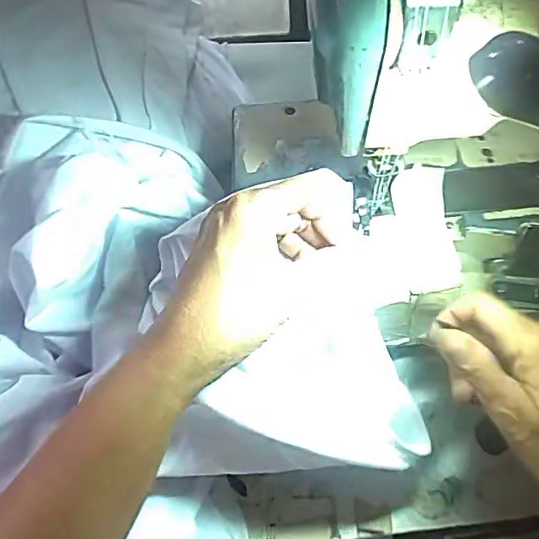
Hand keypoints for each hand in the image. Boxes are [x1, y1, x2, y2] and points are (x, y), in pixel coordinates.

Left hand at [147, 169, 359, 388]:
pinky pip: (260, 234)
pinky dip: (282, 248)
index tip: (348, 246)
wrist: (185, 348)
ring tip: (321, 271)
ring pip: (277, 220)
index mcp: (250, 208)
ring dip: (304, 241)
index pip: (308, 190)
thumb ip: (330, 266)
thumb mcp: (293, 288)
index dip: (335, 218)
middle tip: (339, 259)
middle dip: (321, 229)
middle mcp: (233, 208)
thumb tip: (353, 258)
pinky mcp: (219, 244)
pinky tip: (297, 274)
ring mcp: (223, 225)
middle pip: (292, 202)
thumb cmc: (233, 317)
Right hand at [427, 292, 538, 504]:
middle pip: (482, 322)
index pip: (477, 303)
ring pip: (490, 340)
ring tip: (472, 403)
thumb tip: (440, 332)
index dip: (449, 319)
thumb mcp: (508, 409)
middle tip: (460, 395)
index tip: (434, 352)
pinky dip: (489, 373)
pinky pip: (506, 355)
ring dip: (472, 366)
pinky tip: (488, 401)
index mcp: (530, 339)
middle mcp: (537, 333)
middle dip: (461, 351)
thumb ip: (474, 365)